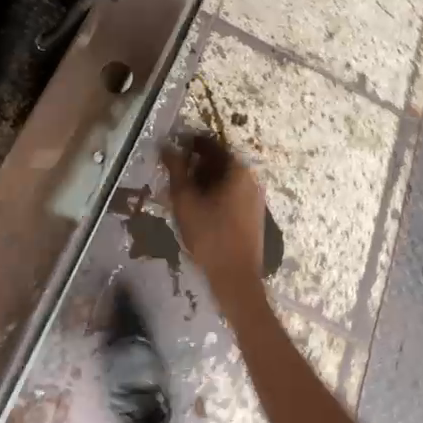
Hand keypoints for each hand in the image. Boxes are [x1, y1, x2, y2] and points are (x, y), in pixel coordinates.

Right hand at [162, 131, 266, 289]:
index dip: (188, 145)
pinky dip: (214, 194)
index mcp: (237, 169)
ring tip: (183, 195)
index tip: (171, 152)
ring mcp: (255, 197)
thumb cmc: (209, 236)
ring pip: (224, 179)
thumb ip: (176, 169)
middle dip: (195, 165)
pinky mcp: (254, 214)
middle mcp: (250, 178)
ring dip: (204, 181)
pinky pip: (231, 194)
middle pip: (219, 161)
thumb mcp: (186, 200)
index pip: (210, 144)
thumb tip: (167, 145)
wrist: (236, 278)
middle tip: (174, 177)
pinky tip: (199, 209)